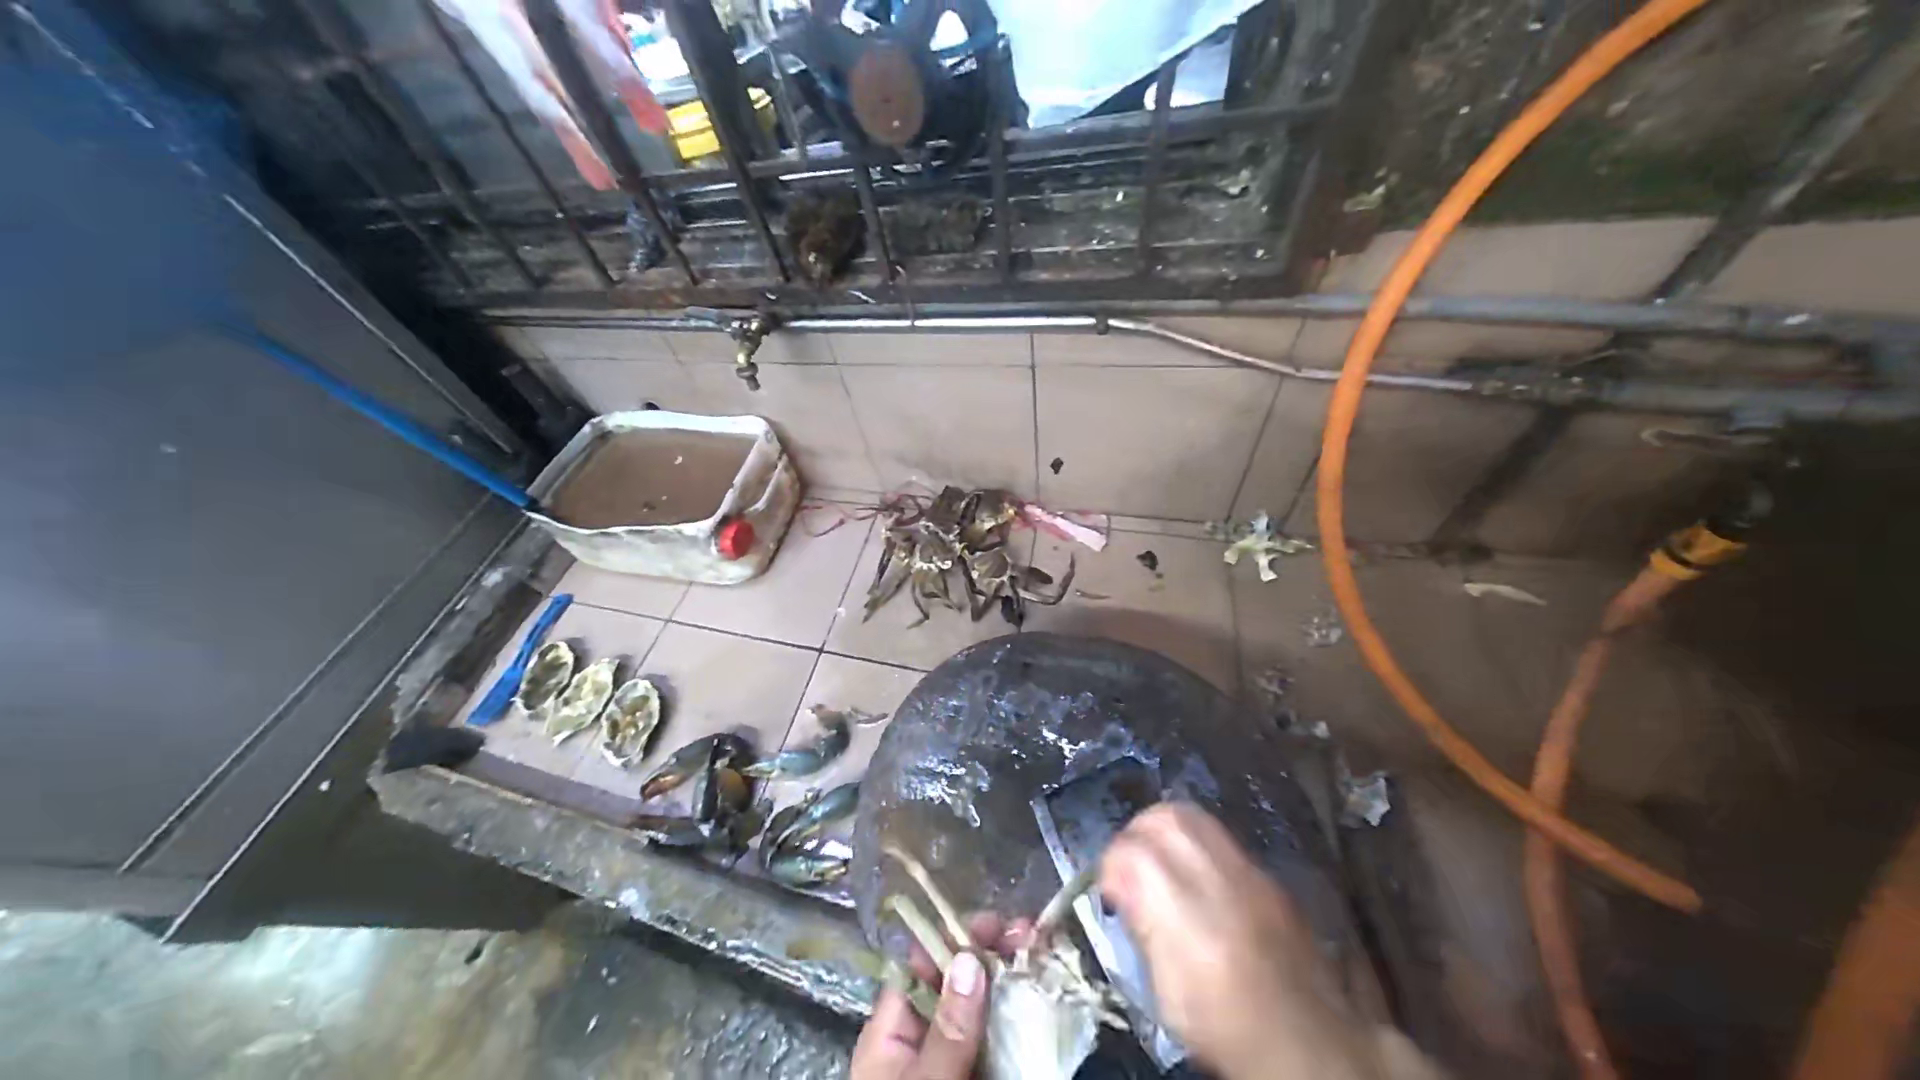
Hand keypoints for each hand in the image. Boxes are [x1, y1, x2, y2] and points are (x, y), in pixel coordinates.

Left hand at [851, 912, 1029, 1079]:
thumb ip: (947, 1029)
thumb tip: (970, 958)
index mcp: (891, 1028)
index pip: (922, 961)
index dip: (958, 935)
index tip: (999, 921)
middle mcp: (919, 1036)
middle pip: (957, 981)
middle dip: (993, 953)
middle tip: (1032, 935)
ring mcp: (946, 1056)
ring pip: (981, 1009)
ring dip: (1010, 982)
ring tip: (1043, 957)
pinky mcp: (973, 1072)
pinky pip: (995, 1040)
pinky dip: (1017, 1019)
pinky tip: (1042, 1001)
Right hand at [1100, 803, 1385, 1079]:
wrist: (1314, 1050)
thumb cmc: (1229, 1032)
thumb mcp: (1168, 996)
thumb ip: (1143, 930)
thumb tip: (1119, 885)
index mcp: (1186, 915)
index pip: (1132, 851)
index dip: (1111, 864)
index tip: (1110, 891)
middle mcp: (1219, 879)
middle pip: (1167, 818)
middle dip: (1138, 832)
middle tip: (1131, 864)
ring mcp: (1250, 873)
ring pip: (1196, 817)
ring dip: (1166, 832)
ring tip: (1160, 864)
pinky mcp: (1270, 878)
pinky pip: (1222, 840)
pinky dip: (1196, 847)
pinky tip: (1196, 880)